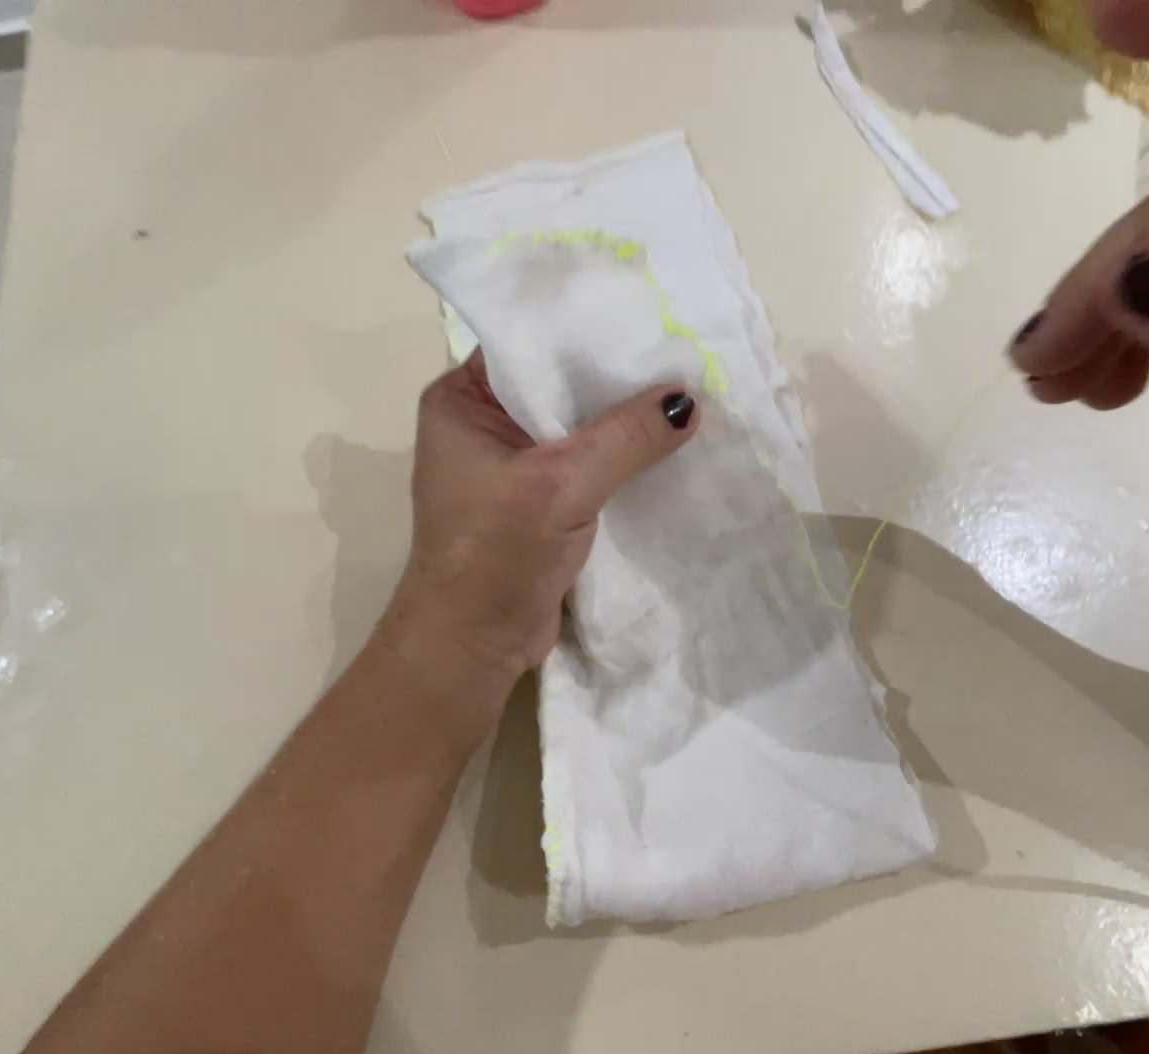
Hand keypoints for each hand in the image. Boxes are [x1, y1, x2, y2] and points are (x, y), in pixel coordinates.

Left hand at [377, 353, 698, 735]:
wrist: (473, 646)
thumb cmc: (495, 553)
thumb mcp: (561, 484)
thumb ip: (625, 437)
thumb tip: (687, 400)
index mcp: (461, 400)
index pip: (527, 343)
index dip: (583, 327)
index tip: (645, 313)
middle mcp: (483, 424)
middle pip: (557, 384)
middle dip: (613, 375)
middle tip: (679, 351)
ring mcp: (512, 465)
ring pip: (576, 427)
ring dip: (622, 420)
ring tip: (685, 391)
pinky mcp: (538, 502)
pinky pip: (586, 464)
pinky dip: (620, 457)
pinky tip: (667, 444)